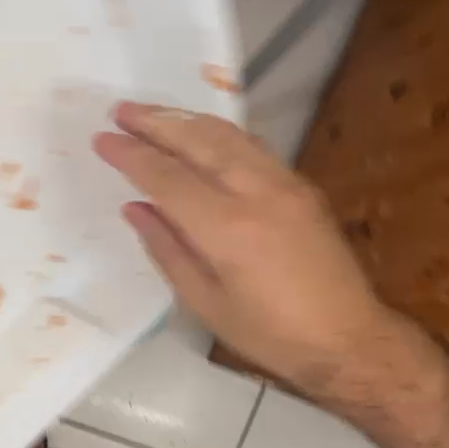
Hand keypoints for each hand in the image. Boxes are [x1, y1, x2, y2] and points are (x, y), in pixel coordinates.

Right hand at [94, 102, 399, 398]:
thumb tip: (136, 209)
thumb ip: (167, 249)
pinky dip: (220, 134)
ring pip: (230, 137)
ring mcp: (285, 185)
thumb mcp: (204, 302)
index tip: (102, 139)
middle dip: (157, 123)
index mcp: (227, 229)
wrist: (345, 337)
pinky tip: (203, 134)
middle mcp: (257, 194)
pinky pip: (253, 148)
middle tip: (121, 110)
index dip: (132, 156)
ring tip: (155, 114)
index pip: (167, 179)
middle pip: (199, 142)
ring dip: (188, 121)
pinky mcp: (302, 188)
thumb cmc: (267, 334)